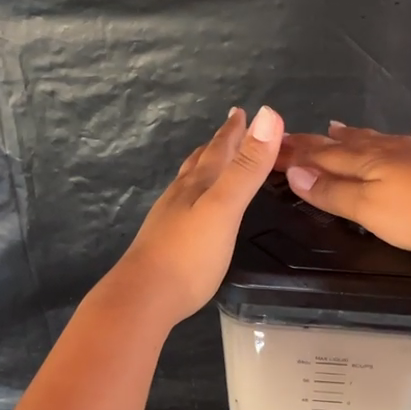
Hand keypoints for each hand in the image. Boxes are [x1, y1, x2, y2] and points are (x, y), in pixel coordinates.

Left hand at [106, 106, 285, 322]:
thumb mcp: (225, 208)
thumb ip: (247, 168)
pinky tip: (191, 208)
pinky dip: (193, 196)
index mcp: (198, 185)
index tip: (243, 112)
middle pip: (201, 162)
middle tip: (229, 129)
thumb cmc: (188, 255)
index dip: (234, 131)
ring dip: (202, 168)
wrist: (143, 298)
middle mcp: (180, 195)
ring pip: (187, 183)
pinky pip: (182, 208)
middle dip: (218, 145)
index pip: (219, 149)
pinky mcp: (163, 243)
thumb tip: (268, 113)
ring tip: (208, 160)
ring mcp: (168, 219)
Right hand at [278, 123, 410, 256]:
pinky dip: (409, 139)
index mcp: (367, 163)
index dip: (293, 154)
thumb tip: (294, 172)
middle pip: (346, 144)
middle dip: (317, 142)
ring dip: (355, 136)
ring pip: (380, 140)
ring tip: (338, 127)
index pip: (320, 156)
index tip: (269, 148)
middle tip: (292, 136)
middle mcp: (391, 150)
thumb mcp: (370, 210)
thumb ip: (333, 192)